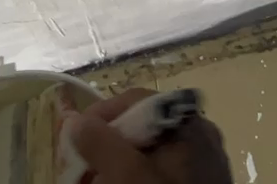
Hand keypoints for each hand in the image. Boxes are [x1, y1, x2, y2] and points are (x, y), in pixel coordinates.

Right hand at [69, 88, 233, 183]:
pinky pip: (163, 171)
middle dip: (107, 147)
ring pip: (150, 152)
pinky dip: (138, 177)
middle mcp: (198, 134)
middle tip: (83, 170)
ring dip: (119, 165)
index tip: (75, 139)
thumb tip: (77, 122)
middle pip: (142, 127)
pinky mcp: (198, 183)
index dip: (100, 116)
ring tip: (96, 181)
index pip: (135, 101)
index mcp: (186, 121)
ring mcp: (201, 162)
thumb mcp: (128, 176)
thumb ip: (101, 144)